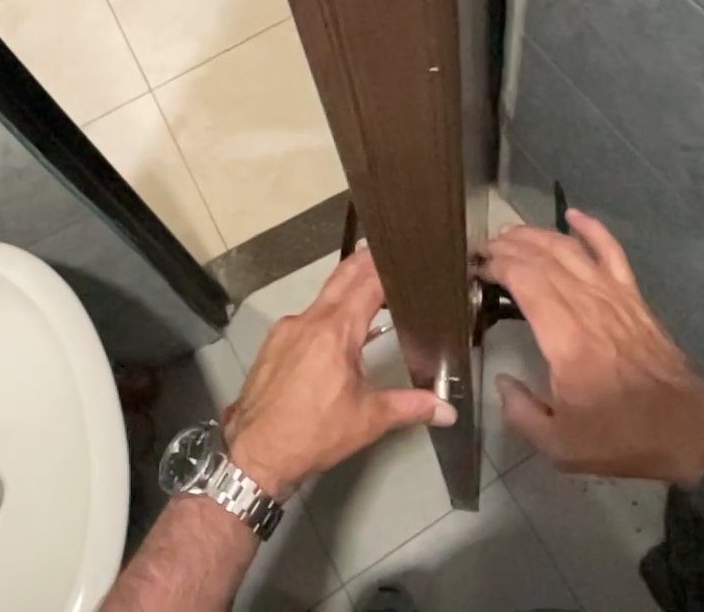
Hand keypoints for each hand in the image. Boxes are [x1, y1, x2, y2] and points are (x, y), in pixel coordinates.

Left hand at [224, 247, 456, 499]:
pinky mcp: (275, 342)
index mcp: (336, 330)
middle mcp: (310, 319)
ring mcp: (288, 328)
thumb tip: (448, 411)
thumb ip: (411, 406)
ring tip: (370, 290)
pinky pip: (307, 317)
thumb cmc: (314, 433)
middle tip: (389, 251)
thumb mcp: (368, 419)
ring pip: (324, 297)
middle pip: (343, 277)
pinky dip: (327, 313)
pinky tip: (338, 331)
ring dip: (347, 289)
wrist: (255, 452)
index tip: (408, 257)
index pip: (368, 284)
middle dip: (366, 262)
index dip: (388, 268)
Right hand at [479, 210, 703, 488]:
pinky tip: (573, 215)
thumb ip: (521, 413)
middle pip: (541, 259)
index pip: (524, 281)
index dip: (497, 266)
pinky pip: (611, 252)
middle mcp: (587, 306)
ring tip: (510, 233)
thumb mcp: (560, 445)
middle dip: (507, 247)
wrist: (687, 430)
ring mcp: (613, 296)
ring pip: (569, 250)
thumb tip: (502, 382)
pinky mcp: (632, 296)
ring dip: (536, 235)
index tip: (476, 267)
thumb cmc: (621, 437)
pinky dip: (592, 229)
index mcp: (565, 338)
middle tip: (482, 249)